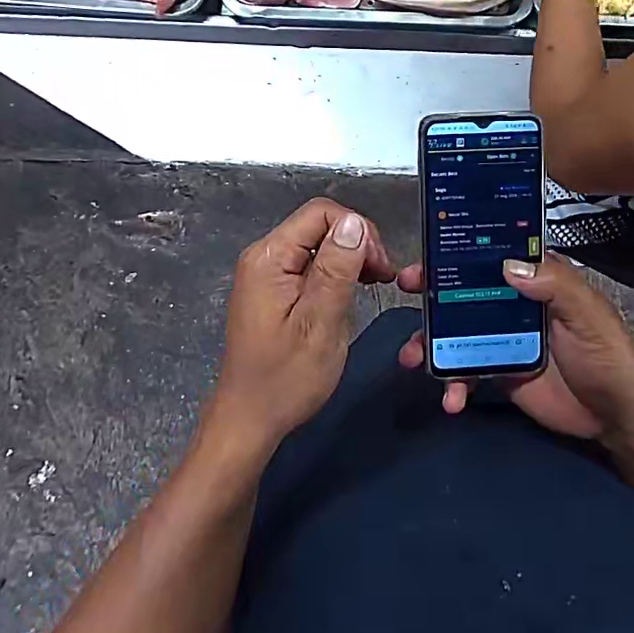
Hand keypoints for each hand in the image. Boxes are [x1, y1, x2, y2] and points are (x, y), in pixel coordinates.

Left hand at [205, 198, 395, 448]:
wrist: (252, 419)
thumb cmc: (285, 379)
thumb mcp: (320, 322)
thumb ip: (337, 269)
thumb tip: (355, 224)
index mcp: (270, 259)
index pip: (322, 213)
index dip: (359, 231)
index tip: (379, 266)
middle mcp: (264, 258)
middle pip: (322, 223)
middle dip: (358, 244)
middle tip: (381, 278)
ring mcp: (269, 273)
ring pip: (322, 242)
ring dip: (352, 258)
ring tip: (372, 285)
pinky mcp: (277, 288)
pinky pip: (314, 262)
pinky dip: (340, 271)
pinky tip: (353, 292)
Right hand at [396, 254, 633, 439]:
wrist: (615, 419)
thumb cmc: (610, 359)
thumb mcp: (589, 317)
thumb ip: (556, 287)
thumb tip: (508, 264)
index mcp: (541, 281)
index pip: (498, 255)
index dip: (464, 250)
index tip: (433, 251)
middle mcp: (517, 304)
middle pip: (467, 290)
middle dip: (433, 290)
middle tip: (409, 289)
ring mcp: (505, 338)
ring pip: (457, 331)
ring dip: (430, 342)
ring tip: (413, 358)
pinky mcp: (499, 372)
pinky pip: (466, 372)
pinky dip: (453, 384)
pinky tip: (452, 399)